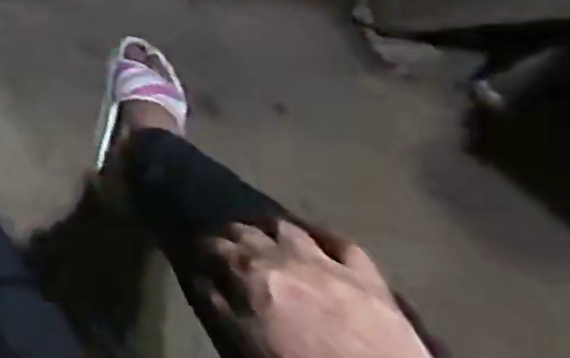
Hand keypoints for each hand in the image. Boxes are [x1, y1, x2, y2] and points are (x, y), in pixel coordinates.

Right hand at [204, 222, 429, 357]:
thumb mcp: (246, 339)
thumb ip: (220, 305)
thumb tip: (203, 281)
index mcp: (248, 269)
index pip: (215, 245)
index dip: (208, 249)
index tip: (207, 257)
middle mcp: (280, 254)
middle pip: (248, 231)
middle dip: (237, 235)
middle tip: (236, 246)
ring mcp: (325, 262)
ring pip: (290, 230)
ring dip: (275, 231)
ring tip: (273, 238)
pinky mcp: (366, 278)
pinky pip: (346, 247)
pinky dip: (329, 240)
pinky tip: (322, 241)